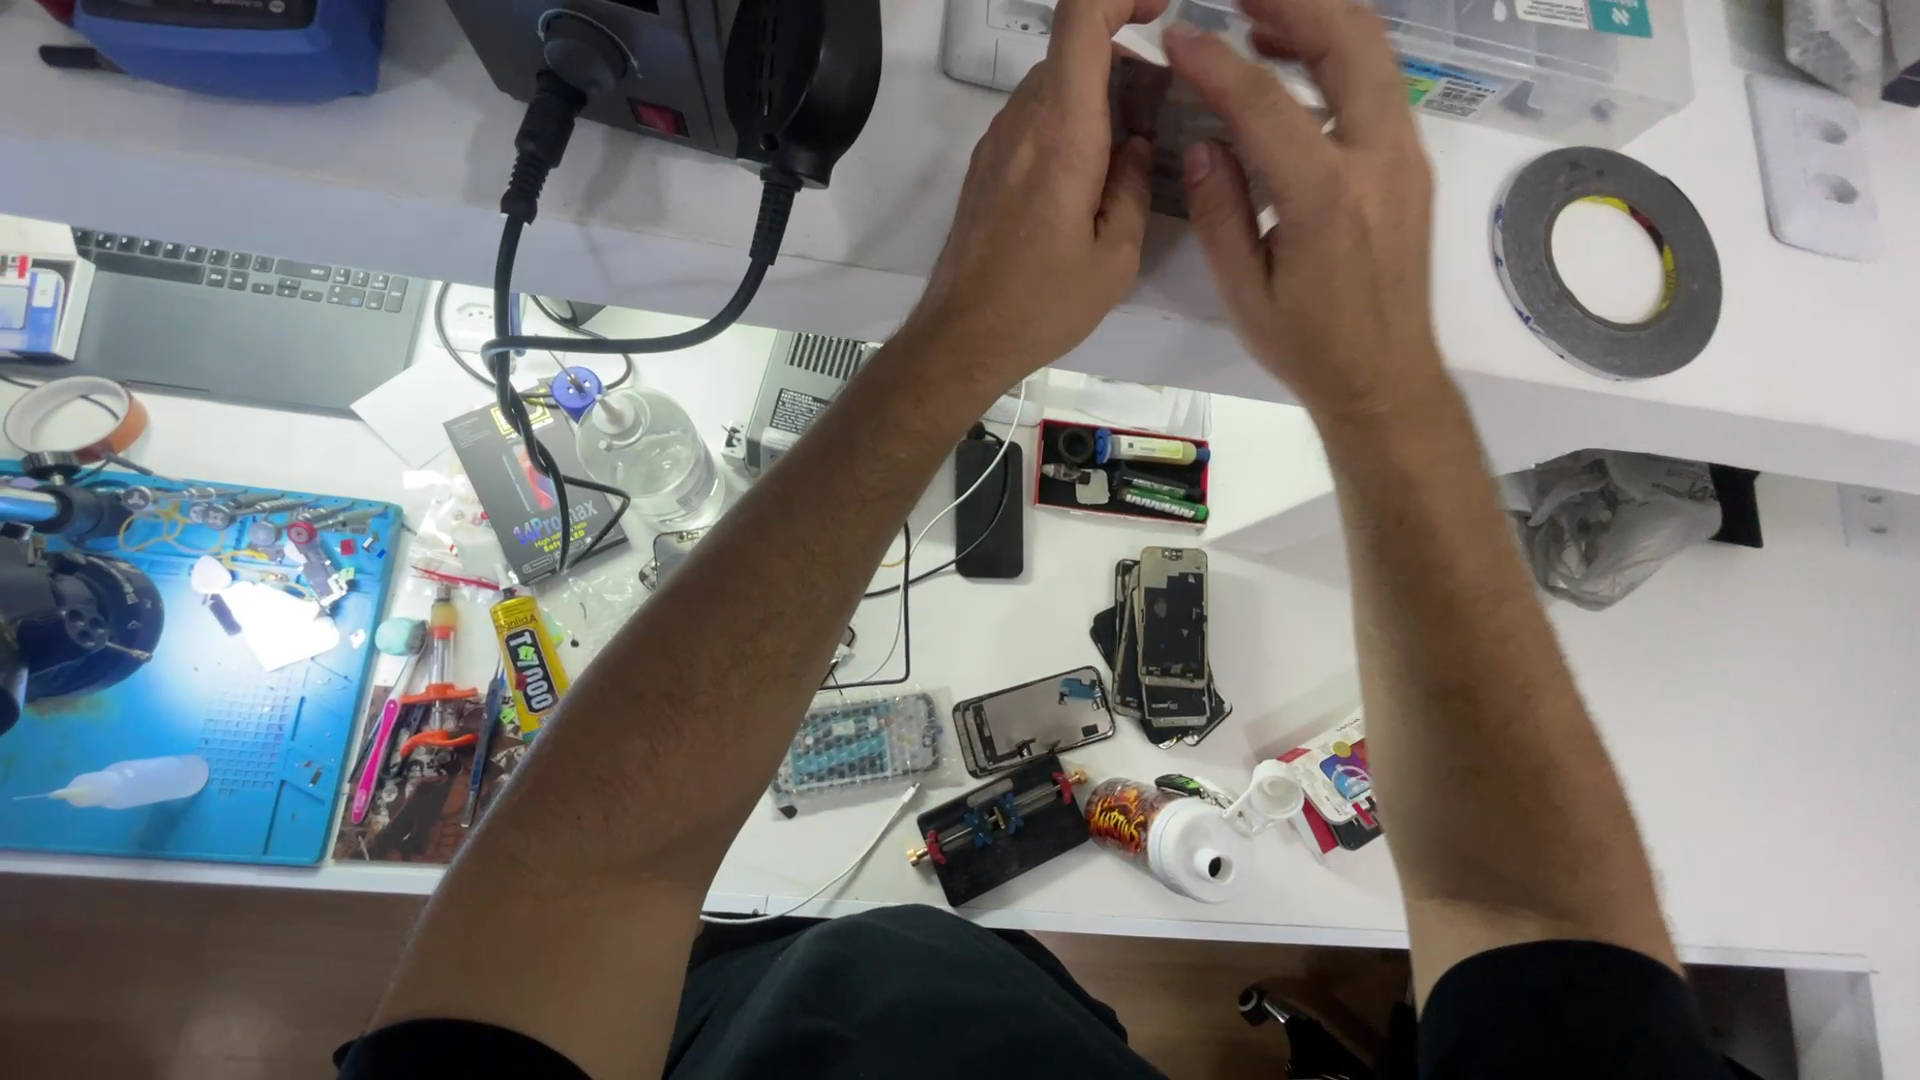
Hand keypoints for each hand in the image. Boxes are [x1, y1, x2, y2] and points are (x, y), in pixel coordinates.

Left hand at [903, 0, 1168, 389]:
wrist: (963, 338)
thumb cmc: (1041, 305)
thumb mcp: (1115, 258)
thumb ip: (1133, 187)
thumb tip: (1134, 146)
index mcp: (1062, 132)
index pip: (1081, 14)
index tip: (1159, 9)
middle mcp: (1022, 122)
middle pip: (1072, 52)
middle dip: (1123, 65)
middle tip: (1158, 115)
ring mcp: (996, 144)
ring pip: (1051, 87)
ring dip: (1094, 99)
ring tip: (1124, 157)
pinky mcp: (983, 169)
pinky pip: (1030, 122)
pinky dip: (1065, 126)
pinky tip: (1084, 181)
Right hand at [1164, 1, 1445, 421]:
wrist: (1385, 377)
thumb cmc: (1307, 347)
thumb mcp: (1244, 293)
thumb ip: (1220, 215)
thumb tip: (1203, 144)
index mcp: (1325, 199)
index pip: (1265, 105)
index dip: (1216, 64)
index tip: (1179, 36)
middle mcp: (1378, 161)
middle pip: (1350, 42)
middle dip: (1296, 0)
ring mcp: (1406, 158)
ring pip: (1375, 56)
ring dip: (1321, 23)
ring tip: (1263, 17)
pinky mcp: (1413, 167)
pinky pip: (1379, 89)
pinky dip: (1339, 61)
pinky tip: (1300, 72)